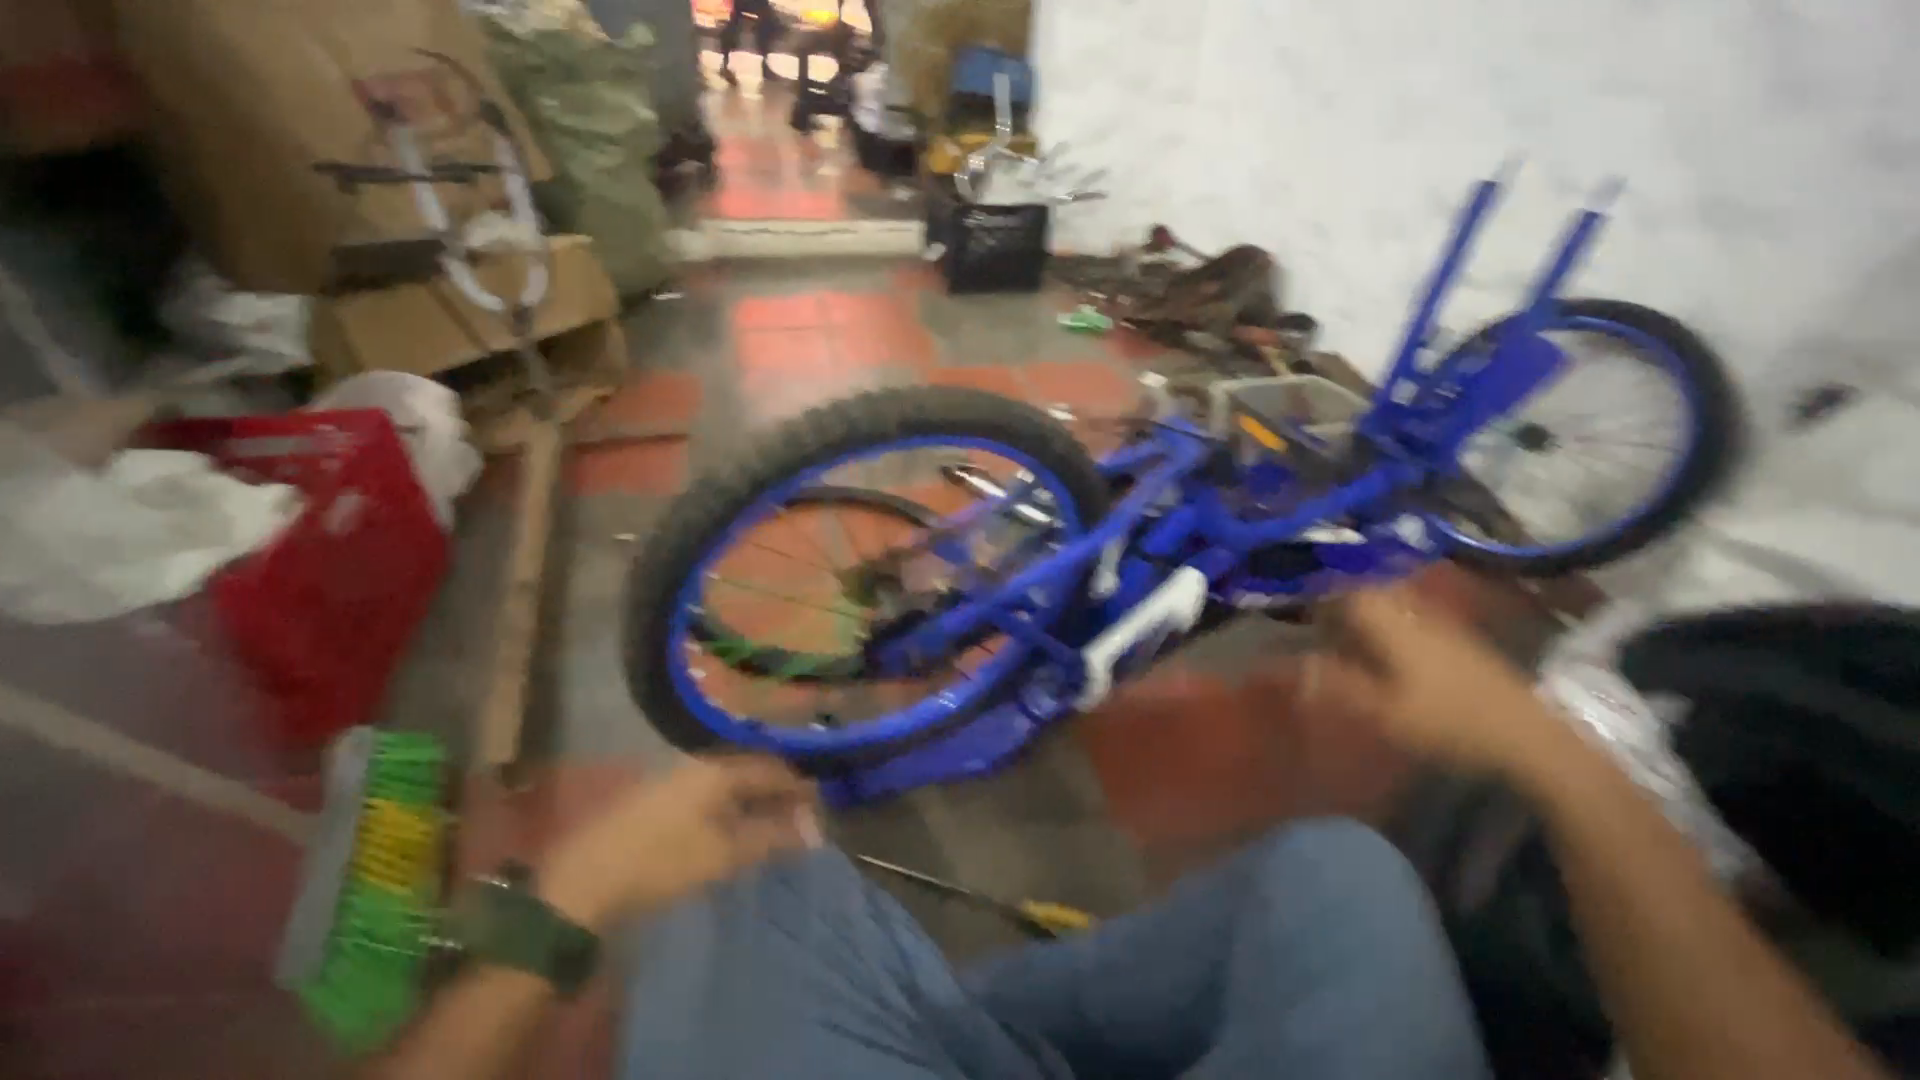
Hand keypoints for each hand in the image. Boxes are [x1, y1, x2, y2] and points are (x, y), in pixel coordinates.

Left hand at [538, 756, 819, 927]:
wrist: (583, 883)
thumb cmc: (661, 863)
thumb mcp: (724, 853)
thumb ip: (772, 837)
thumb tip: (814, 828)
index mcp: (717, 770)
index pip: (772, 767)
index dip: (799, 786)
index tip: (822, 805)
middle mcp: (696, 766)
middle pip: (748, 772)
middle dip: (777, 792)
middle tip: (801, 818)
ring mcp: (671, 782)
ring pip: (725, 785)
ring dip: (752, 802)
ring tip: (772, 828)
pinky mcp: (654, 804)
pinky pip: (706, 798)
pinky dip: (728, 811)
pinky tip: (732, 832)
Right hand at [1306, 586, 1575, 776]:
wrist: (1527, 735)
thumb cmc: (1447, 722)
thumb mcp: (1383, 711)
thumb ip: (1339, 686)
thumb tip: (1299, 667)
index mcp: (1393, 623)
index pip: (1348, 591)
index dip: (1320, 595)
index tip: (1298, 607)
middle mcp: (1417, 614)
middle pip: (1373, 592)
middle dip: (1344, 601)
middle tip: (1322, 621)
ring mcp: (1445, 626)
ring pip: (1396, 605)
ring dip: (1370, 613)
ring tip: (1351, 637)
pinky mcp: (1464, 643)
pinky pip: (1416, 620)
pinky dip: (1395, 627)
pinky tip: (1391, 654)